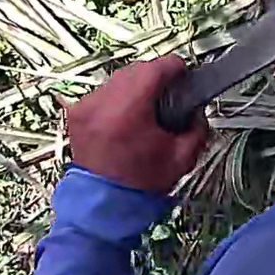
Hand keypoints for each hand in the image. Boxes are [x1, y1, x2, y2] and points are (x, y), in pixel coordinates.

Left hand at [67, 55, 210, 192]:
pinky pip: (103, 94)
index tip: (184, 73)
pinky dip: (118, 99)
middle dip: (156, 77)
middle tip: (170, 92)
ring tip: (148, 106)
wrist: (103, 206)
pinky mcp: (78, 114)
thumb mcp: (181, 158)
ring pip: (118, 79)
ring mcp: (87, 106)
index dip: (175, 68)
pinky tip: (127, 117)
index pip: (156, 68)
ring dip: (136, 86)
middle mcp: (103, 102)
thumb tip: (197, 111)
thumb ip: (197, 128)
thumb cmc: (142, 183)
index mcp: (129, 109)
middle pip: (136, 69)